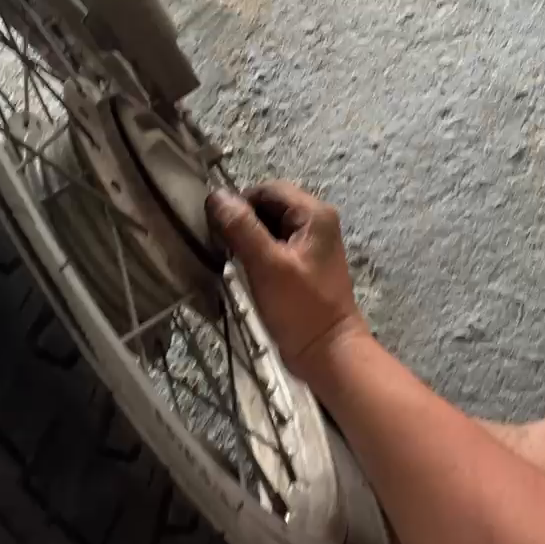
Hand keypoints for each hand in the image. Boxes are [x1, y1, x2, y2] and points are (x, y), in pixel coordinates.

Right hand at [207, 181, 368, 387]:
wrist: (328, 353)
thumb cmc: (300, 308)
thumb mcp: (267, 265)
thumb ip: (241, 228)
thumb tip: (216, 196)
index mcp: (314, 213)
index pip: (268, 190)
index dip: (241, 203)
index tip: (219, 228)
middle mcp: (317, 221)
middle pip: (270, 206)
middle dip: (244, 222)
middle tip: (224, 246)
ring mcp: (312, 242)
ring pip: (271, 226)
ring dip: (249, 238)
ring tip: (233, 260)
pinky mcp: (304, 262)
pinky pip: (276, 244)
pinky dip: (259, 252)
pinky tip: (246, 270)